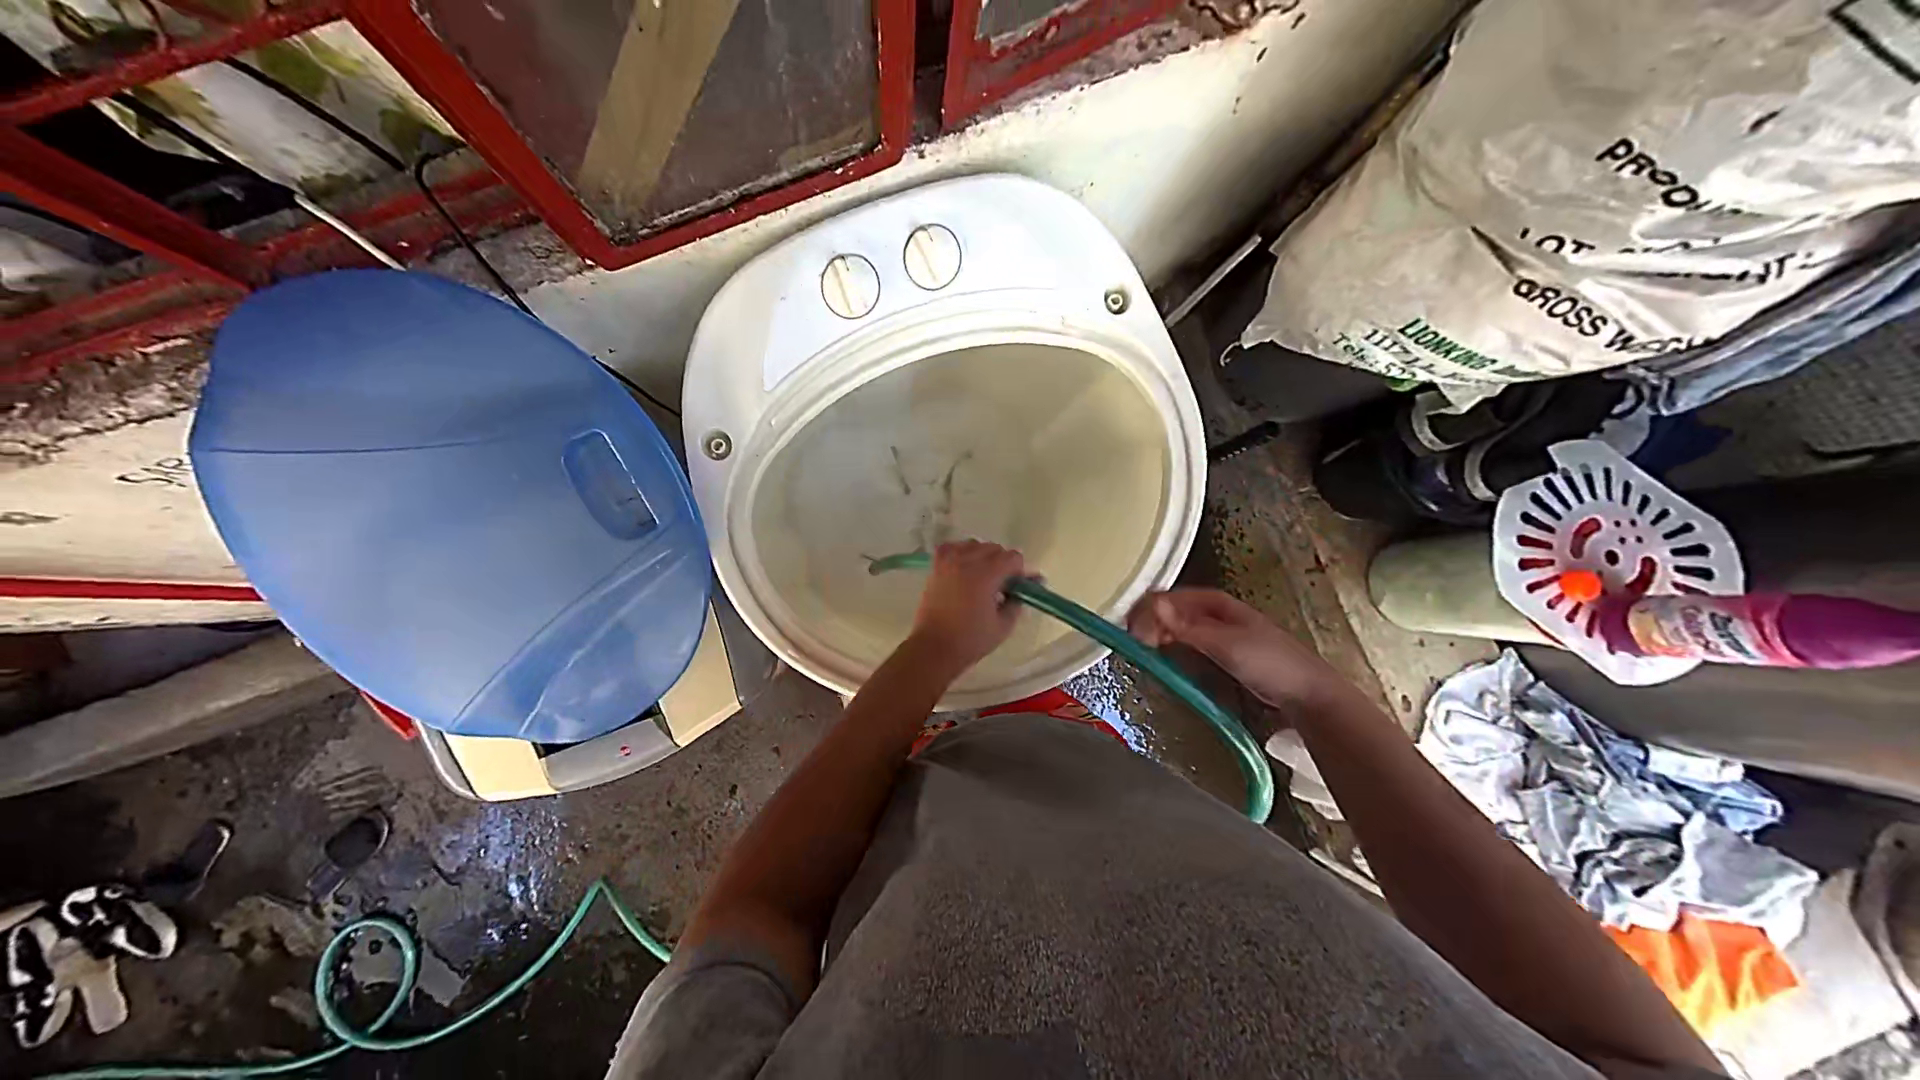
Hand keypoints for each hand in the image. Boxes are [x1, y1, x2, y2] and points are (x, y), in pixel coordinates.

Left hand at [906, 541, 1025, 675]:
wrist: (934, 647)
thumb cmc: (971, 640)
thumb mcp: (1004, 625)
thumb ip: (1016, 602)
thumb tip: (1022, 590)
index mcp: (985, 575)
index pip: (1013, 558)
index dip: (1020, 572)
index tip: (1018, 587)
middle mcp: (966, 561)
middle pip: (994, 549)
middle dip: (1003, 564)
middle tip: (1003, 586)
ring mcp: (948, 562)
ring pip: (974, 545)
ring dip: (983, 556)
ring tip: (983, 578)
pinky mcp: (936, 567)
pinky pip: (952, 547)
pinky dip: (961, 553)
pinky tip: (964, 568)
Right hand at [1127, 588, 1342, 709]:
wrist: (1307, 694)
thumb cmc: (1269, 663)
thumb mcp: (1225, 644)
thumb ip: (1188, 627)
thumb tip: (1153, 605)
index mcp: (1216, 602)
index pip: (1170, 597)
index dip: (1148, 610)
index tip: (1131, 630)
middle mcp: (1214, 612)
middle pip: (1171, 610)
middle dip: (1150, 621)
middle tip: (1133, 643)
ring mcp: (1217, 632)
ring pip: (1177, 626)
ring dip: (1158, 634)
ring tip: (1143, 651)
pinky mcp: (1220, 652)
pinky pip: (1186, 643)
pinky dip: (1171, 647)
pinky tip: (1163, 658)